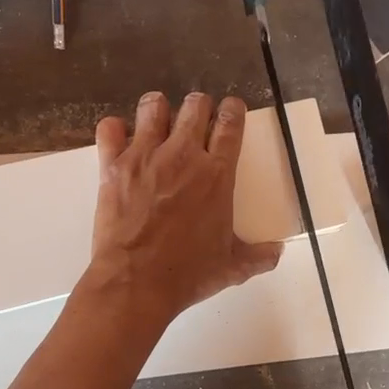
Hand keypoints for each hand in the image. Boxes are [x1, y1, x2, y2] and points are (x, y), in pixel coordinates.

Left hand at [84, 91, 282, 325]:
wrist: (137, 282)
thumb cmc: (188, 274)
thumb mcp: (231, 268)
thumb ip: (257, 257)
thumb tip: (277, 252)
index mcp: (216, 174)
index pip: (230, 124)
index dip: (233, 112)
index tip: (231, 112)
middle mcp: (183, 155)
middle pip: (195, 106)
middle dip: (199, 107)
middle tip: (196, 120)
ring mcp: (145, 156)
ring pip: (153, 107)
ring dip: (158, 110)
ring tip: (158, 123)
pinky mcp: (113, 166)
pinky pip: (110, 129)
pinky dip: (114, 131)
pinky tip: (119, 140)